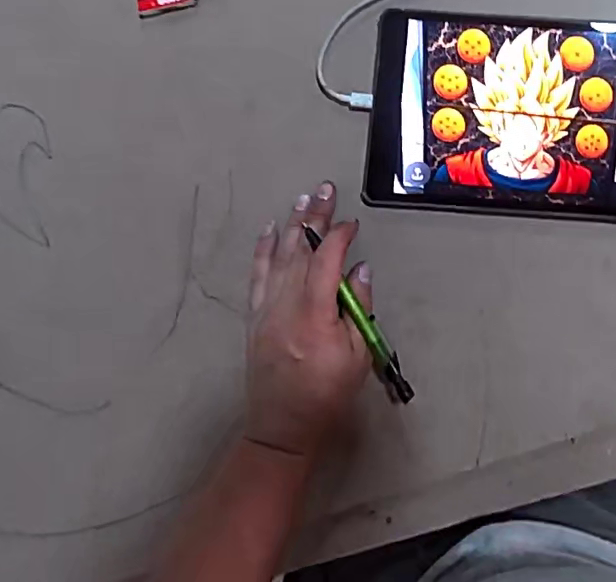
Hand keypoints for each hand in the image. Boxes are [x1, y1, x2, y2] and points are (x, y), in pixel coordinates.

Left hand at [242, 180, 372, 458]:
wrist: (281, 427)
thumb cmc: (326, 395)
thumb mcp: (357, 356)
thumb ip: (358, 306)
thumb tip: (359, 269)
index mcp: (314, 314)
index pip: (327, 261)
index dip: (339, 237)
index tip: (351, 224)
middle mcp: (287, 304)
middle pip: (302, 250)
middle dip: (315, 217)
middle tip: (324, 189)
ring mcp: (268, 308)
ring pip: (280, 256)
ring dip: (292, 225)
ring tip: (303, 199)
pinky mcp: (256, 315)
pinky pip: (258, 274)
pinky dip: (263, 250)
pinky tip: (268, 230)